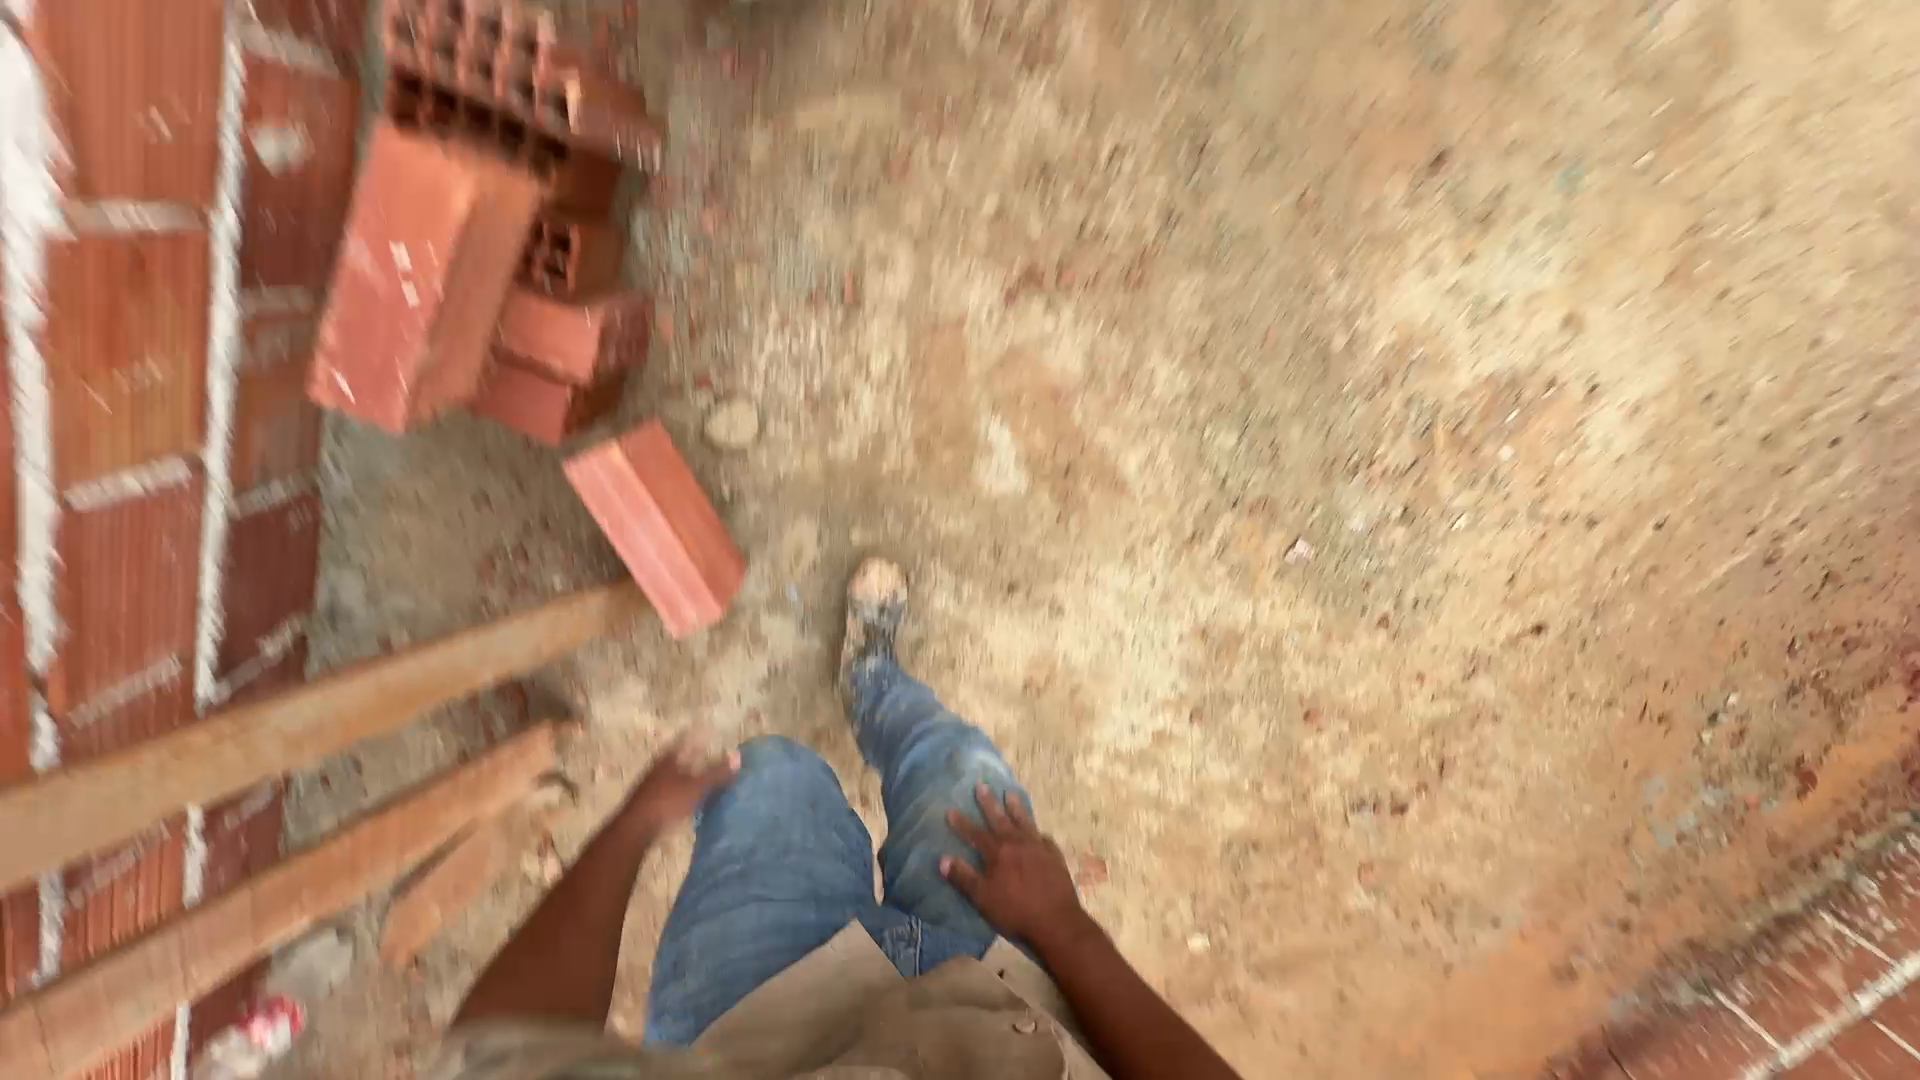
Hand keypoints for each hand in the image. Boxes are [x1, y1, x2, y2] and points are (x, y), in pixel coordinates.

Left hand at [619, 736, 739, 836]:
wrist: (635, 830)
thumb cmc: (667, 802)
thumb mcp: (697, 787)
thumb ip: (717, 772)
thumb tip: (738, 755)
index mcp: (670, 758)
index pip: (686, 739)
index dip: (699, 734)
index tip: (712, 731)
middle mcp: (660, 767)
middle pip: (681, 756)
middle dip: (696, 755)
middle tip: (714, 754)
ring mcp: (653, 786)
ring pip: (676, 774)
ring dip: (691, 775)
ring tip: (708, 777)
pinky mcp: (651, 803)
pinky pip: (674, 791)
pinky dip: (686, 791)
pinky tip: (695, 799)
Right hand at [941, 783, 1092, 945]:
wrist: (1056, 921)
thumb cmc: (1015, 911)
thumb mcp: (983, 898)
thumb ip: (963, 878)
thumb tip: (943, 859)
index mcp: (998, 853)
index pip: (975, 834)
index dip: (961, 823)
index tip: (950, 809)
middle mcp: (1017, 843)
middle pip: (1000, 819)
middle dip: (988, 802)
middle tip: (982, 785)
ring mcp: (1038, 848)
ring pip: (1024, 821)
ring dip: (1016, 807)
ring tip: (1011, 794)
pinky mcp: (1054, 857)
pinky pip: (1044, 839)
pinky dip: (1038, 833)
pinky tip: (1039, 833)